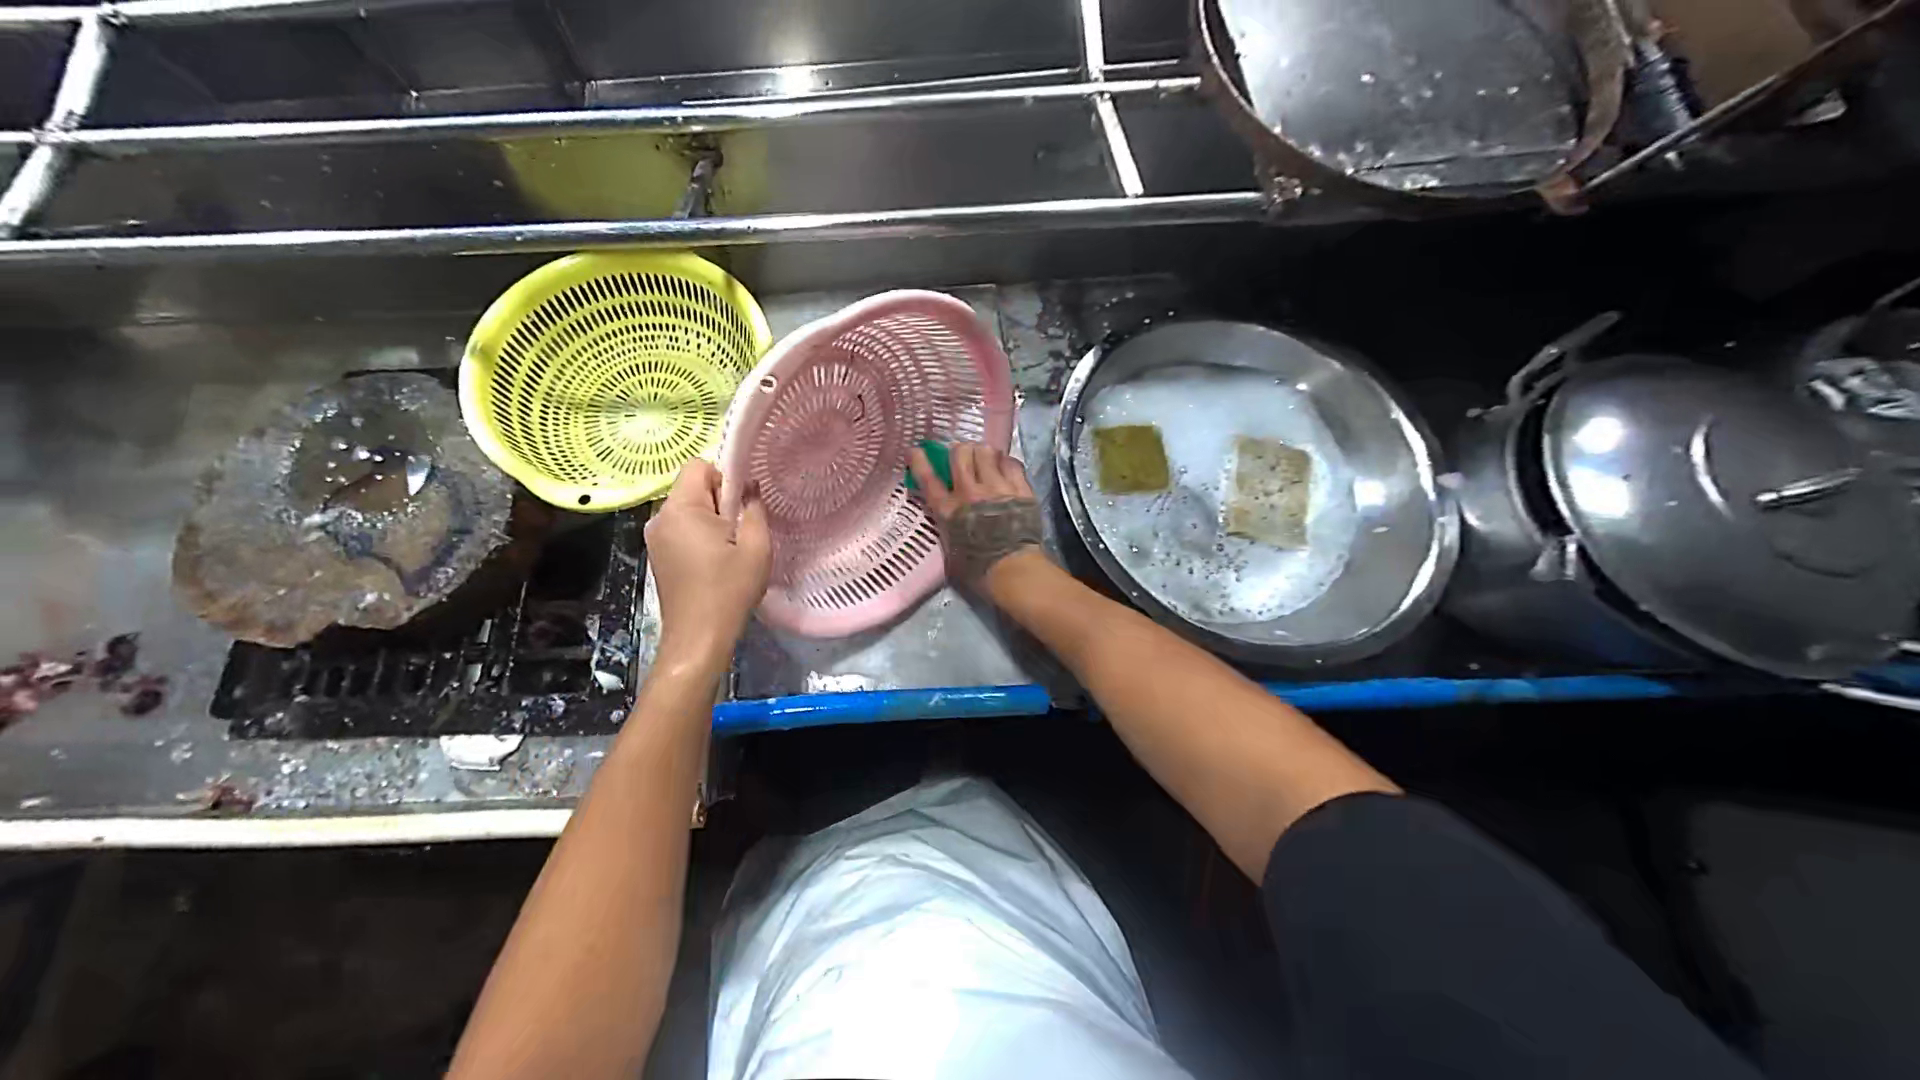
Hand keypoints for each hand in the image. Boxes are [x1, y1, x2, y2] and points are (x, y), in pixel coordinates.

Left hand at [643, 460, 771, 667]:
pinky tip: (715, 563)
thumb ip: (754, 509)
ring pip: (688, 510)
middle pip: (692, 487)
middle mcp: (660, 517)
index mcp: (681, 509)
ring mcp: (655, 538)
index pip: (698, 466)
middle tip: (740, 532)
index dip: (724, 477)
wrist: (698, 638)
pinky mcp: (658, 555)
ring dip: (711, 520)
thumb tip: (750, 488)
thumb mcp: (756, 547)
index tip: (741, 505)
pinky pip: (681, 529)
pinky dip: (700, 536)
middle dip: (720, 501)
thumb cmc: (729, 590)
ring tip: (730, 550)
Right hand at [909, 442, 1047, 591]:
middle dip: (959, 452)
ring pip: (986, 451)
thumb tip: (945, 513)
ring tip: (986, 461)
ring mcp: (997, 487)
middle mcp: (970, 492)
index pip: (928, 478)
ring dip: (983, 453)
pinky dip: (1006, 463)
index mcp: (948, 510)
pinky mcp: (1020, 489)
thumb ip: (946, 525)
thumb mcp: (950, 547)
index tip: (915, 451)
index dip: (919, 461)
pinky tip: (1006, 470)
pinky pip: (1011, 462)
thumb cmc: (978, 569)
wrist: (1014, 570)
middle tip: (963, 459)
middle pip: (960, 453)